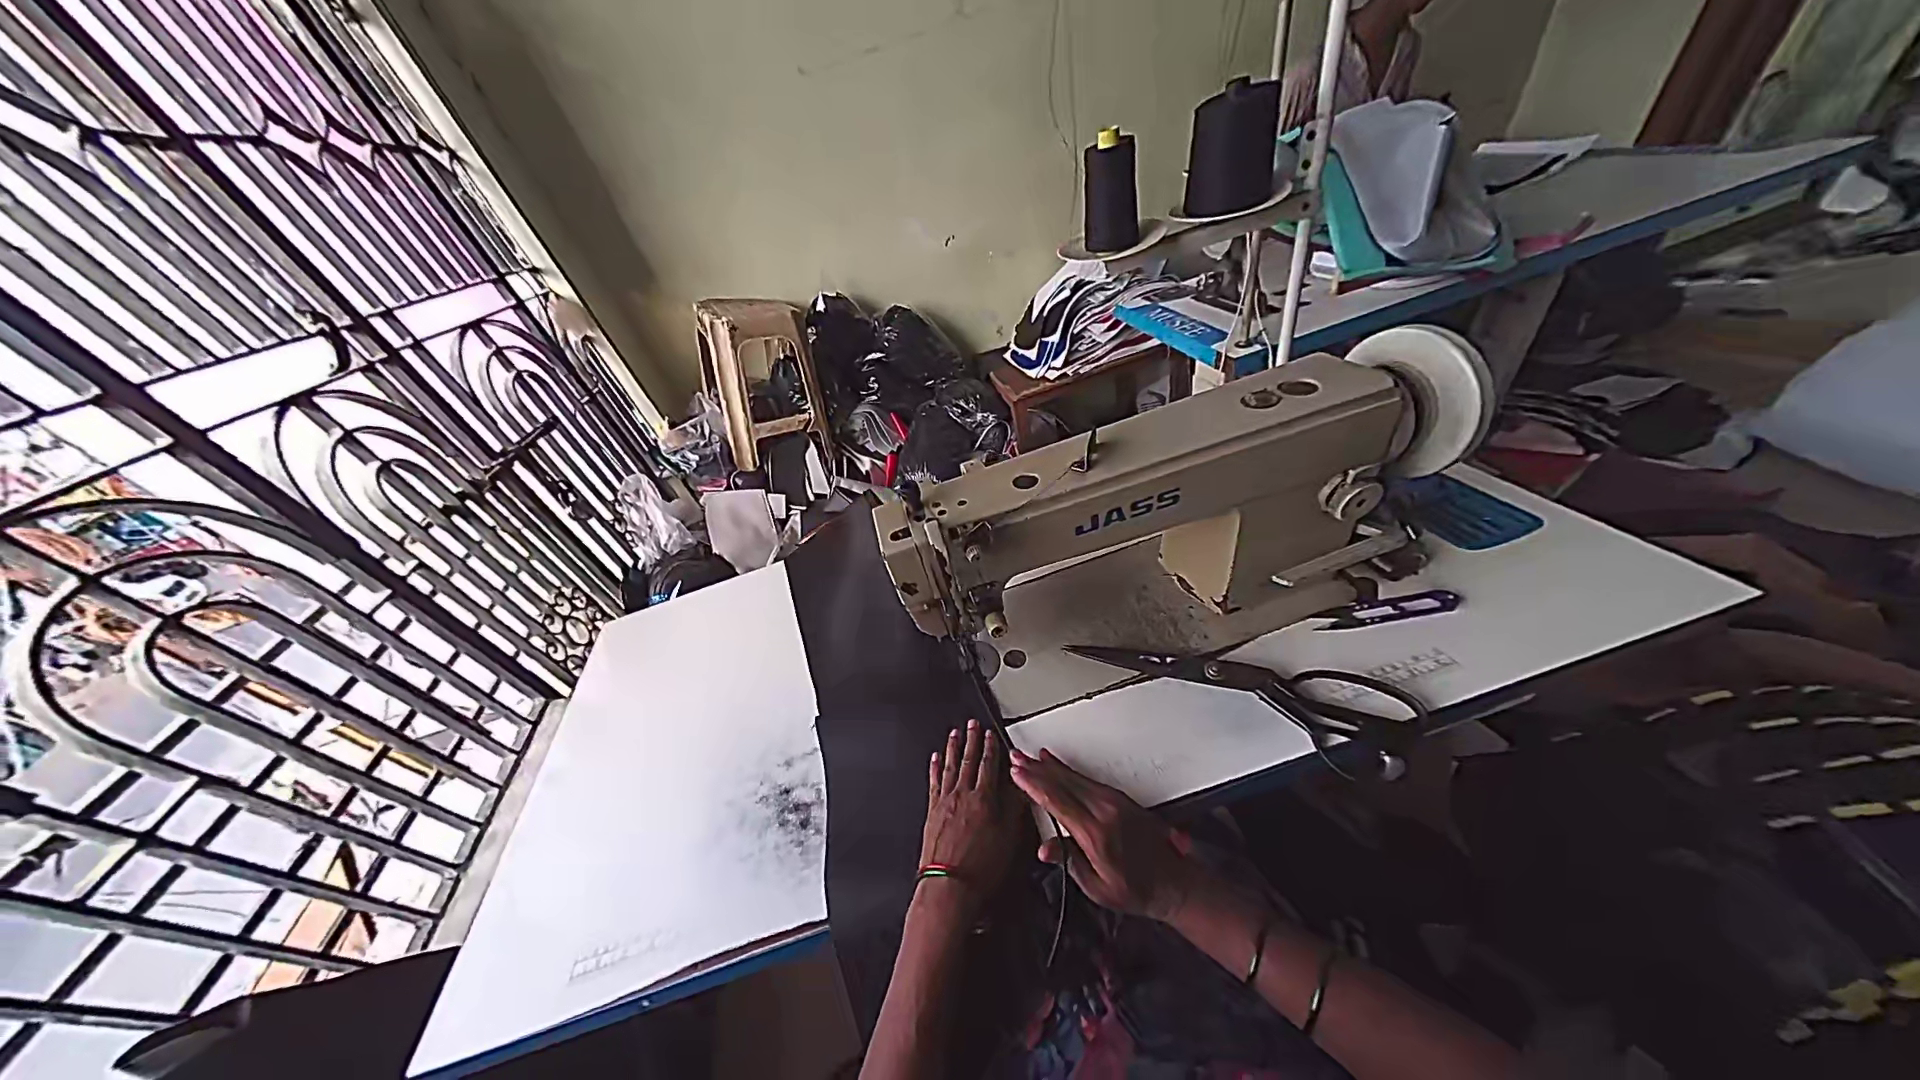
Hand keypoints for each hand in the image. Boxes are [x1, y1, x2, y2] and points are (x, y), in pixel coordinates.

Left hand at [919, 720, 1023, 909]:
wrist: (949, 887)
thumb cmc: (980, 868)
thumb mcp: (1009, 838)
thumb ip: (1015, 809)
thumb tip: (1021, 789)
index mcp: (984, 799)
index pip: (989, 766)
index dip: (990, 748)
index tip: (991, 735)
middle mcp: (963, 796)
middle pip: (968, 761)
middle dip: (971, 740)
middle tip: (971, 724)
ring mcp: (945, 803)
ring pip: (950, 767)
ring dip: (953, 748)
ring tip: (954, 734)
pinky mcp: (932, 812)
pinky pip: (934, 782)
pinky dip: (935, 768)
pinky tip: (935, 759)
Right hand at [1009, 748, 1205, 921]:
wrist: (1174, 882)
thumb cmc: (1136, 890)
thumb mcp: (1098, 887)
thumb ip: (1070, 862)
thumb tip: (1045, 849)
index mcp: (1096, 834)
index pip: (1057, 801)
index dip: (1034, 785)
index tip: (1017, 773)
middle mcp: (1105, 811)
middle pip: (1063, 783)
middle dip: (1036, 769)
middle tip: (1015, 758)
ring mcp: (1114, 801)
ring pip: (1074, 777)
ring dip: (1049, 766)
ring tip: (1028, 757)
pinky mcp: (1119, 798)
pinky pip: (1087, 779)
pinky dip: (1068, 770)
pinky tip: (1056, 765)